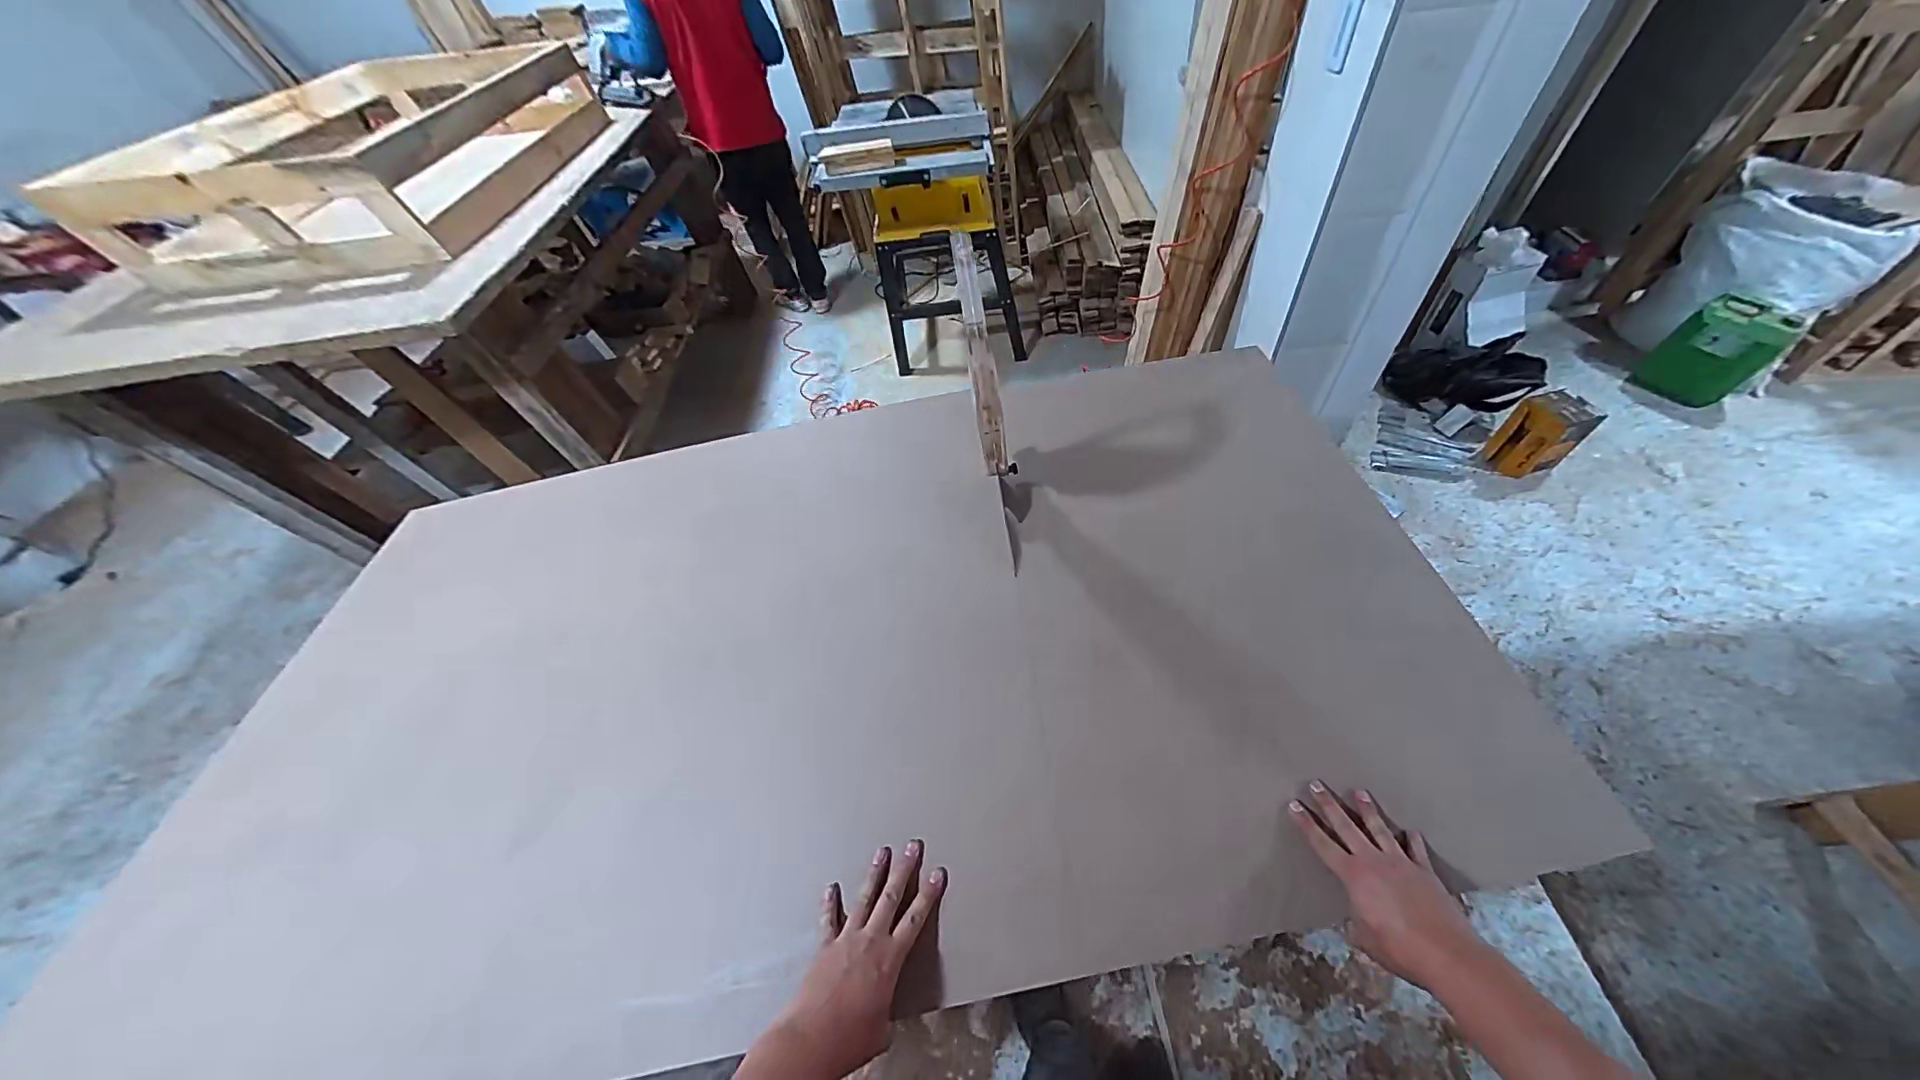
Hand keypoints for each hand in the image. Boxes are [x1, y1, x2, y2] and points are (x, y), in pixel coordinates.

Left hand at [737, 841, 947, 1079]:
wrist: (811, 1040)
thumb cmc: (847, 1038)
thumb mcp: (881, 1029)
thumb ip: (885, 1012)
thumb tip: (881, 1018)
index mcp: (890, 960)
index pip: (916, 918)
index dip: (929, 894)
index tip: (936, 875)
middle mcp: (870, 942)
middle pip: (892, 896)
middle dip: (905, 869)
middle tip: (912, 848)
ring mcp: (846, 940)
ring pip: (865, 898)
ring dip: (875, 874)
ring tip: (882, 854)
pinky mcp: (824, 947)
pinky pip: (829, 919)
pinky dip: (831, 903)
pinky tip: (832, 888)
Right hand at [1290, 782, 1486, 990]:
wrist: (1448, 955)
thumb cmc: (1399, 949)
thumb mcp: (1365, 938)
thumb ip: (1356, 922)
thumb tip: (1356, 922)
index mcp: (1353, 876)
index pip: (1323, 844)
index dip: (1306, 824)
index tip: (1294, 805)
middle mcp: (1374, 862)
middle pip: (1346, 827)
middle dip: (1329, 805)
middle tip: (1317, 785)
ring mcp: (1402, 864)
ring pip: (1380, 830)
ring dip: (1367, 810)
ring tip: (1359, 792)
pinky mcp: (1425, 873)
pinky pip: (1416, 850)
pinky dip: (1412, 840)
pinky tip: (1410, 831)